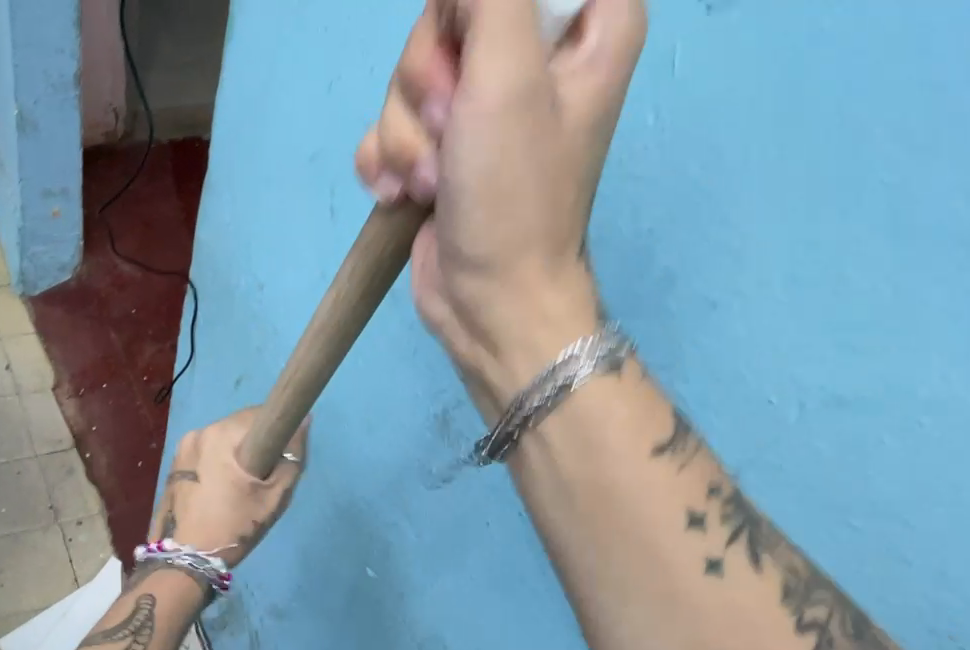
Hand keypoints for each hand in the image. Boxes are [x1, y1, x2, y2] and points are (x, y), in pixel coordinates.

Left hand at [150, 408, 306, 566]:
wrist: (185, 558)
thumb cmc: (233, 526)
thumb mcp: (273, 498)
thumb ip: (292, 458)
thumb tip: (303, 422)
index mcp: (221, 435)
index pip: (259, 414)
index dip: (277, 430)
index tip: (281, 454)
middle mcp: (198, 433)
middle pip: (238, 427)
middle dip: (255, 445)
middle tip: (263, 478)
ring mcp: (182, 449)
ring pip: (221, 441)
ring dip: (235, 455)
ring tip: (240, 488)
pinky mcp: (173, 466)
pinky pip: (205, 455)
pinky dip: (218, 465)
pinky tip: (221, 491)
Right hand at [354, 0, 646, 406]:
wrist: (487, 300)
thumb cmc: (514, 195)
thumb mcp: (507, 77)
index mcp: (583, 27)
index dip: (471, 11)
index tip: (473, 54)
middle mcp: (532, 58)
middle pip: (447, 18)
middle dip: (428, 84)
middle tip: (450, 130)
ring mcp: (479, 109)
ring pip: (408, 79)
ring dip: (405, 137)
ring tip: (432, 182)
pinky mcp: (438, 151)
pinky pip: (387, 127)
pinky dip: (385, 162)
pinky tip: (401, 195)